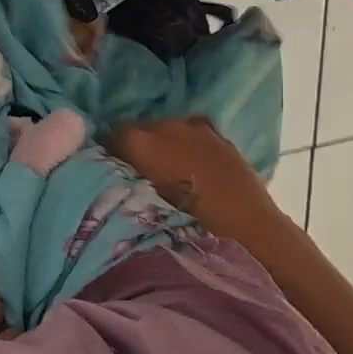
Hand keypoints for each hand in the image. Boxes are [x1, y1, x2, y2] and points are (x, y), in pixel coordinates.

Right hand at [105, 116, 283, 235]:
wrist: (247, 228)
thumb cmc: (187, 221)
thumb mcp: (142, 203)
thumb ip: (123, 179)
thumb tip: (111, 171)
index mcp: (139, 140)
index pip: (108, 137)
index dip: (106, 154)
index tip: (108, 172)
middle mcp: (164, 125)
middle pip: (136, 129)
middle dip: (133, 147)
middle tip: (135, 174)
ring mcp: (194, 127)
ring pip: (164, 129)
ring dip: (159, 144)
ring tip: (164, 170)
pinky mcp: (218, 136)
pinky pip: (190, 133)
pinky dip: (183, 144)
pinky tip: (189, 165)